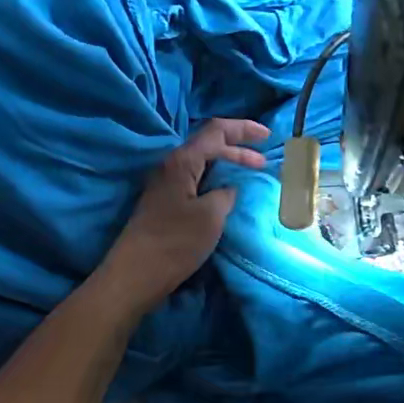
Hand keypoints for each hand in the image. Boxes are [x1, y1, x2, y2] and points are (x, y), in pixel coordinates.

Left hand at [95, 118, 270, 313]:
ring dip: (226, 167)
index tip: (267, 135)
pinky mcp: (164, 205)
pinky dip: (215, 183)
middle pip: (208, 146)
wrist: (136, 273)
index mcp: (182, 161)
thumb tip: (227, 190)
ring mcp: (165, 186)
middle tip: (263, 163)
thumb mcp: (211, 215)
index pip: (216, 131)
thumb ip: (225, 194)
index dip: (243, 129)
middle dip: (238, 150)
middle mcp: (170, 167)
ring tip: (249, 177)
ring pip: (201, 165)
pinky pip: (195, 182)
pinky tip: (226, 195)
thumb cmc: (175, 242)